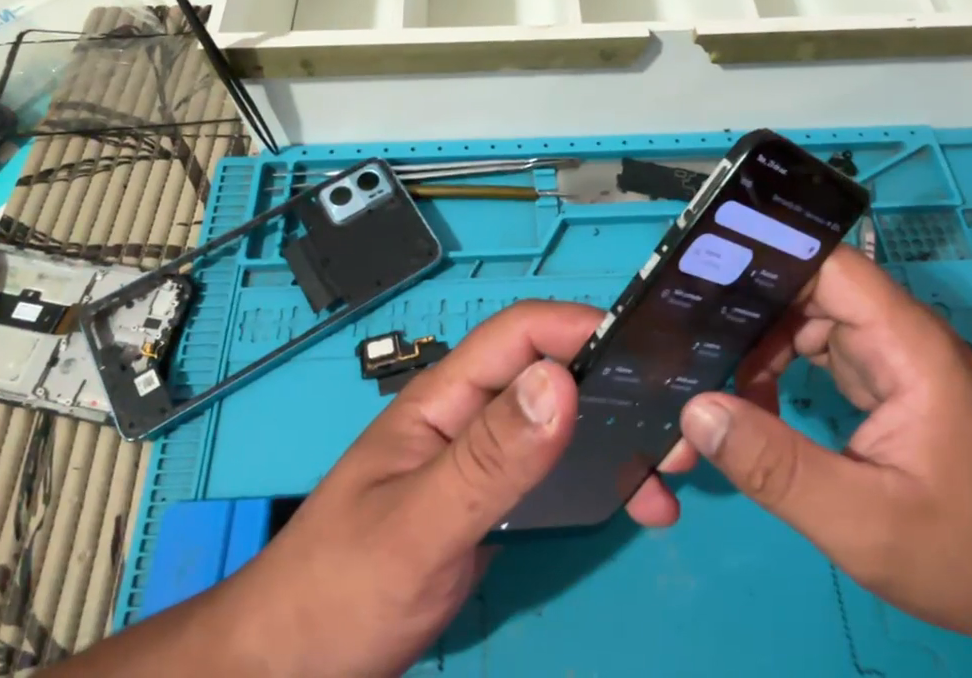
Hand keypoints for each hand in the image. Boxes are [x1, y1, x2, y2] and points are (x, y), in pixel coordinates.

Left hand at [179, 301, 679, 675]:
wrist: (294, 660)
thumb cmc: (342, 587)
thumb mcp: (420, 524)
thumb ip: (489, 460)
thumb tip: (562, 382)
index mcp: (443, 401)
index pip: (520, 334)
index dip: (581, 326)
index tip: (649, 350)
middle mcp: (467, 419)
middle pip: (549, 374)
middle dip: (615, 385)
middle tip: (677, 425)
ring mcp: (479, 463)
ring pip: (558, 424)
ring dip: (614, 436)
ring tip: (669, 471)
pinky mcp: (488, 505)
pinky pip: (553, 473)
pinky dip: (597, 481)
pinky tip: (632, 503)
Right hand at [672, 246, 971, 650]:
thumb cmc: (962, 554)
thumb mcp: (859, 521)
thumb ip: (775, 465)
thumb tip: (695, 412)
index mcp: (907, 348)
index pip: (829, 266)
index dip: (765, 259)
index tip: (700, 278)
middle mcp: (901, 339)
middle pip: (810, 289)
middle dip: (747, 314)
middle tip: (691, 349)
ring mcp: (895, 360)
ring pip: (808, 320)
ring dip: (759, 348)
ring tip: (717, 390)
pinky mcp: (887, 385)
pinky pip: (820, 353)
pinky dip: (779, 371)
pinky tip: (753, 406)